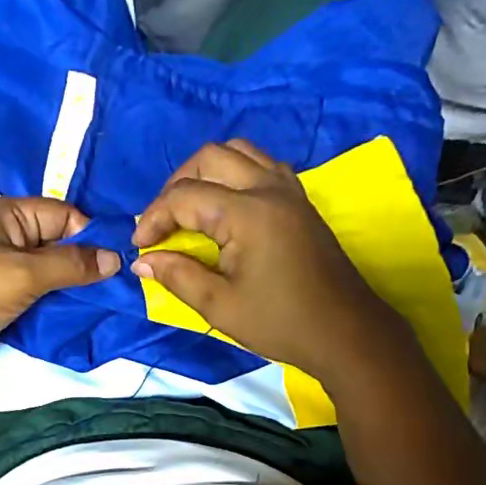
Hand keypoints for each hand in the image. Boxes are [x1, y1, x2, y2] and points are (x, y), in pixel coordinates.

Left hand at [0, 196, 120, 378]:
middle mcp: (6, 236)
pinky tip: (82, 312)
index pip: (63, 215)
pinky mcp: (1, 299)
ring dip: (73, 286)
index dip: (92, 234)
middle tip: (122, 284)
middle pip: (58, 243)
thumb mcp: (24, 273)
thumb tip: (115, 258)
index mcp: (7, 215)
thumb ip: (72, 265)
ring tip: (109, 300)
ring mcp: (2, 269)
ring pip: (49, 272)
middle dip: (86, 262)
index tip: (121, 259)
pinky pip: (37, 294)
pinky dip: (56, 302)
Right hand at [130, 140, 395, 376]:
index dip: (153, 218)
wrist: (345, 332)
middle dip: (175, 185)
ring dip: (206, 173)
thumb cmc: (280, 323)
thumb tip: (142, 261)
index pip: (185, 196)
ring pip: (238, 153)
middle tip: (162, 223)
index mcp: (248, 214)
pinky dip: (233, 175)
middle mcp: (269, 188)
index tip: (140, 248)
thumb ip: (178, 276)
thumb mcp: (219, 306)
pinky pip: (260, 166)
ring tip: (188, 210)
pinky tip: (223, 208)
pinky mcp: (299, 200)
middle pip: (210, 157)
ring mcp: (289, 190)